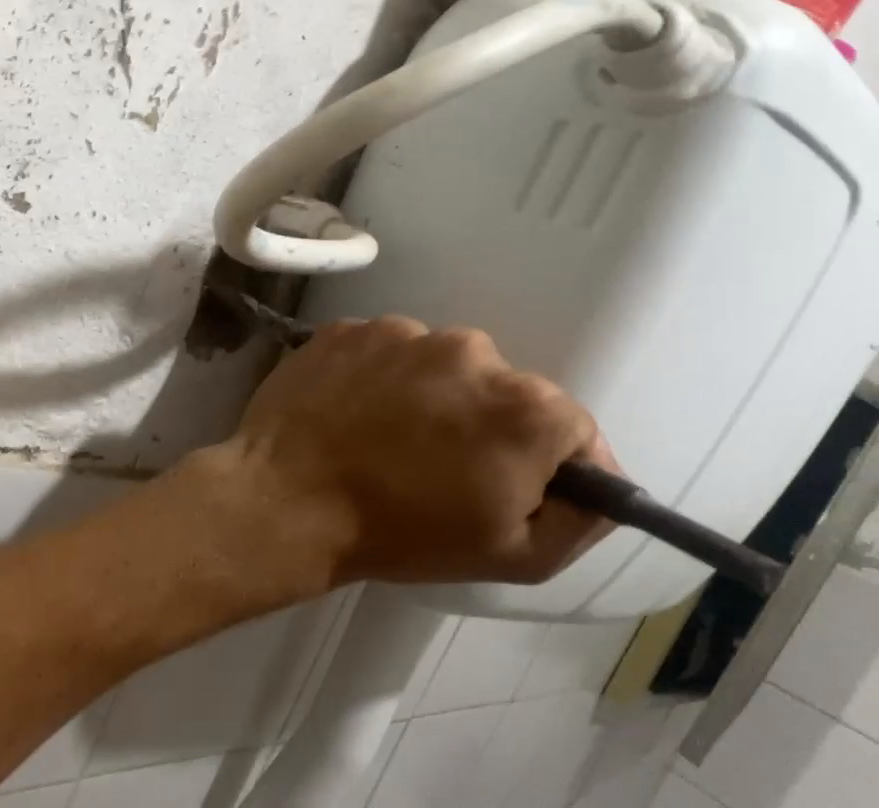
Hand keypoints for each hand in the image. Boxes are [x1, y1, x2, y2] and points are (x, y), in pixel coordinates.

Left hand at [177, 316, 617, 589]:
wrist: (284, 500)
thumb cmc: (401, 533)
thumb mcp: (517, 554)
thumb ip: (583, 516)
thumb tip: (599, 483)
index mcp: (527, 405)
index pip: (569, 429)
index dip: (546, 466)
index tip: (507, 489)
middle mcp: (470, 350)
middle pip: (500, 390)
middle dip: (483, 426)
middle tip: (435, 467)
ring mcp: (399, 333)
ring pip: (437, 366)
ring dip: (426, 396)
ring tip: (385, 439)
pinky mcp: (344, 330)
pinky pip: (381, 354)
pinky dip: (375, 378)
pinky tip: (351, 414)